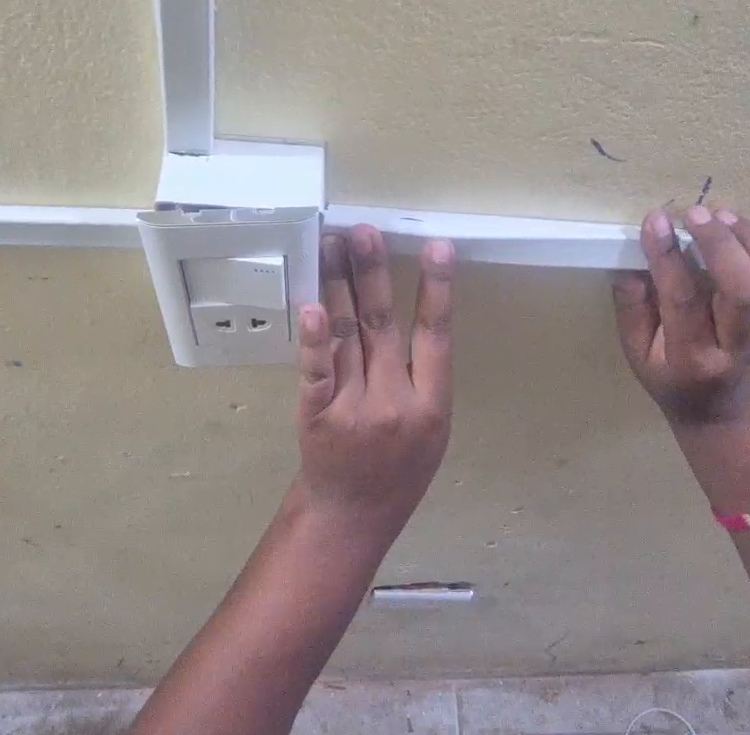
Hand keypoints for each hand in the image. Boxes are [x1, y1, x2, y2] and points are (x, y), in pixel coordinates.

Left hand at [293, 225, 455, 535]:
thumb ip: (425, 378)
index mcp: (431, 404)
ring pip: (347, 336)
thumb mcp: (433, 432)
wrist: (352, 516)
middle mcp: (395, 402)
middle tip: (365, 232)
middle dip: (374, 273)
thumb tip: (415, 316)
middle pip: (383, 325)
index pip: (435, 336)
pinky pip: (315, 372)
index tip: (438, 248)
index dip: (438, 289)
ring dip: (340, 286)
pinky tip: (312, 306)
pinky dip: (313, 339)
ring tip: (334, 246)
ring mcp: (353, 409)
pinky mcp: (316, 415)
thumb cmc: (399, 471)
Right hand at [611, 206, 749, 425]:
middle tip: (694, 214)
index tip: (655, 222)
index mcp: (692, 356)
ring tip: (721, 214)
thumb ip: (631, 306)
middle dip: (721, 244)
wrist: (717, 407)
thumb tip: (633, 259)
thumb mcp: (635, 351)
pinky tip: (738, 225)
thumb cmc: (668, 376)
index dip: (668, 257)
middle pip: (744, 291)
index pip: (683, 300)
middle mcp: (735, 345)